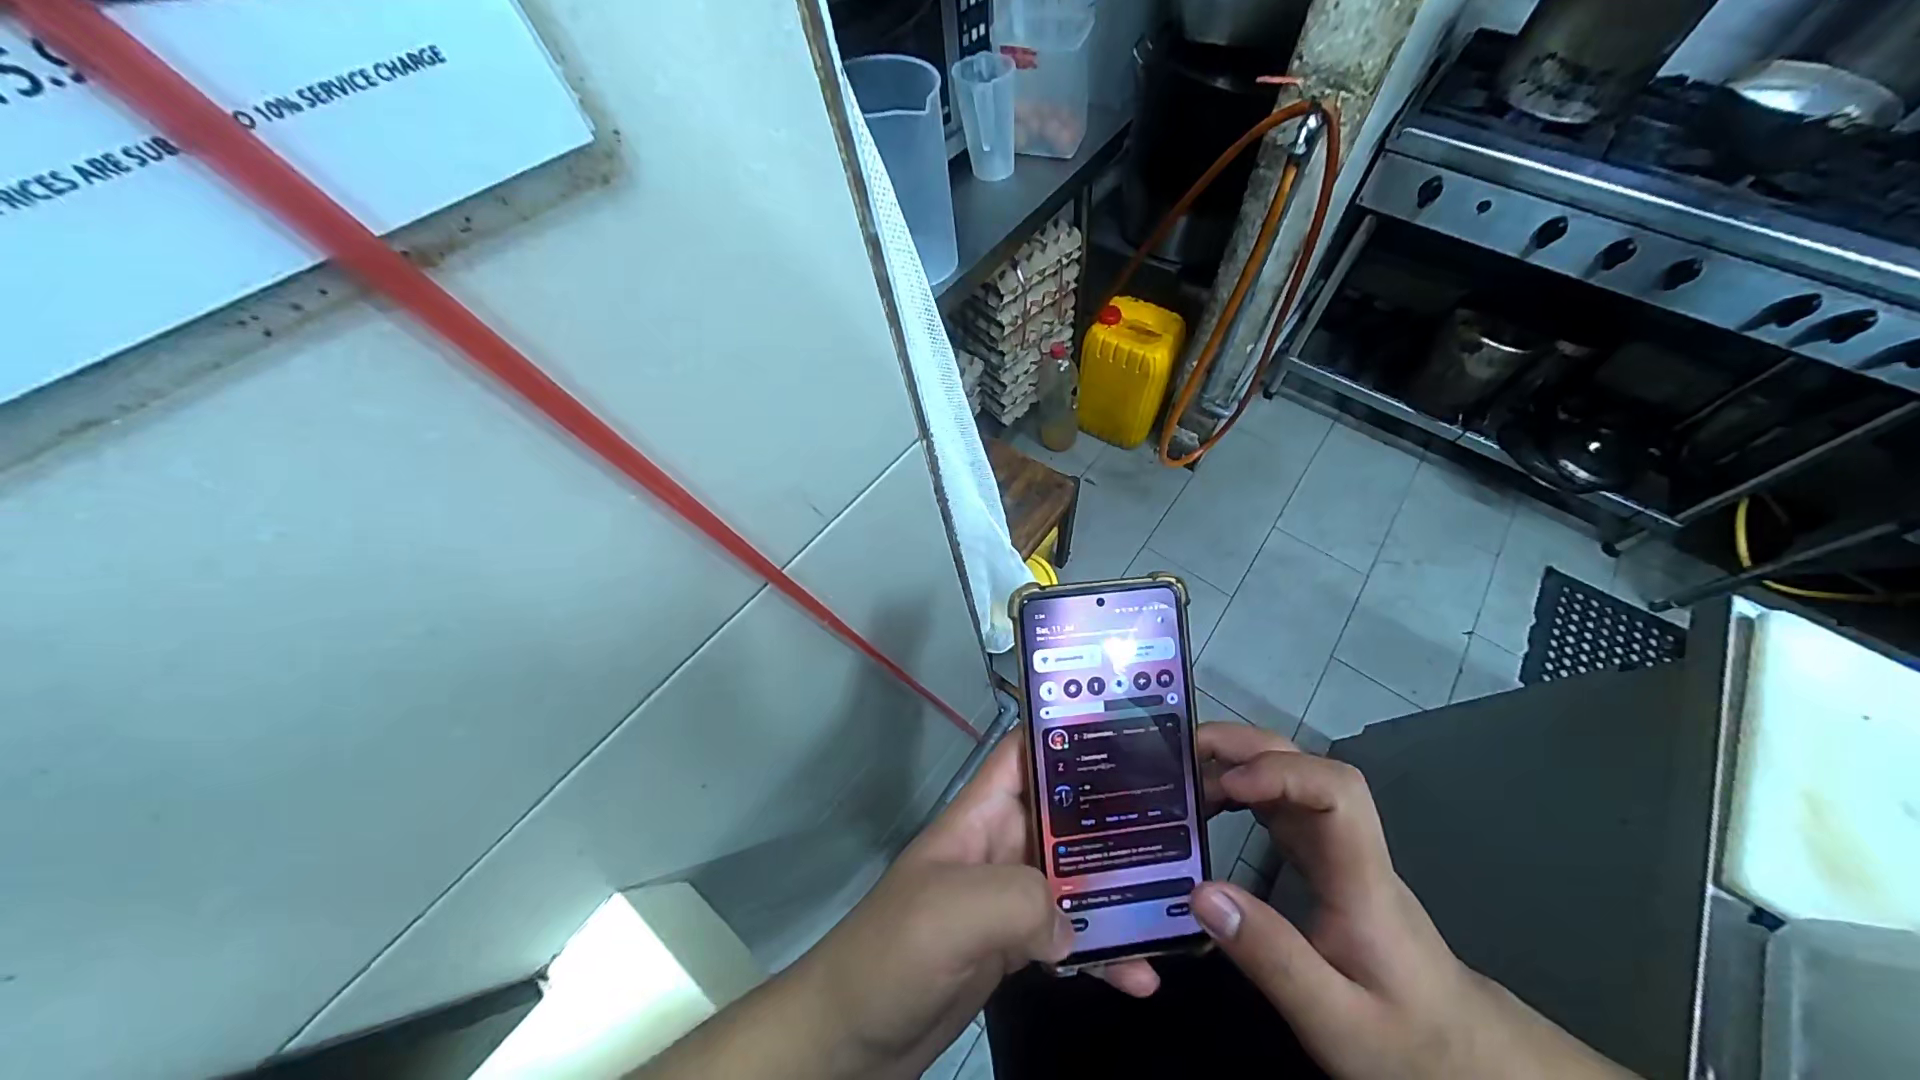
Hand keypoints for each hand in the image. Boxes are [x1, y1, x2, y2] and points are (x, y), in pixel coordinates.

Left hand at [788, 732, 1160, 1075]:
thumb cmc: (892, 952)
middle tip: (1182, 830)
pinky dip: (1105, 951)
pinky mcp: (1016, 945)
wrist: (854, 1035)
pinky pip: (1072, 935)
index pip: (1027, 755)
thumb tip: (1074, 922)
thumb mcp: (953, 910)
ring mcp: (1008, 898)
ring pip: (1077, 878)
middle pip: (1067, 817)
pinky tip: (1140, 974)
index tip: (1134, 739)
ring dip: (1122, 894)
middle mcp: (1000, 846)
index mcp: (980, 816)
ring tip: (1176, 910)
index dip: (1071, 737)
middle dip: (1119, 820)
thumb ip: (1020, 899)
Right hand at [1185, 738, 1636, 1079]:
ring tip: (1182, 776)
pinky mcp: (1322, 856)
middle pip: (1308, 764)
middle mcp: (1350, 846)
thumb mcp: (1334, 1019)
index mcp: (1362, 879)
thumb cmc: (1404, 1038)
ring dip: (1236, 762)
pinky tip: (1208, 805)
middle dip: (1244, 747)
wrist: (1456, 1049)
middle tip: (1181, 753)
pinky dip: (1238, 789)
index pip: (1337, 792)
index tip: (1225, 783)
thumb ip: (1272, 957)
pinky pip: (1278, 803)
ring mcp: (1337, 847)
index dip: (1280, 772)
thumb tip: (1201, 893)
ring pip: (1291, 776)